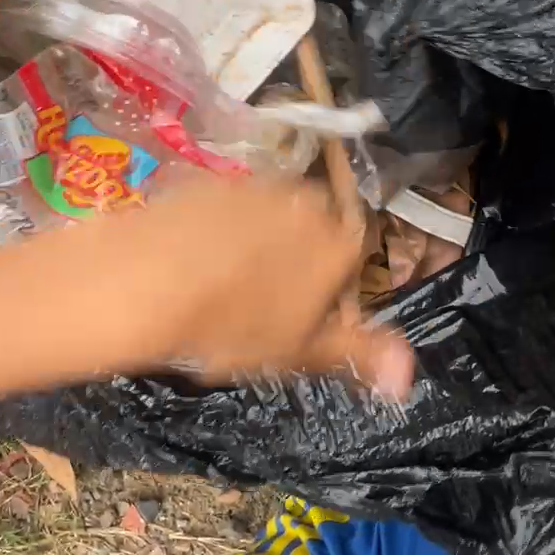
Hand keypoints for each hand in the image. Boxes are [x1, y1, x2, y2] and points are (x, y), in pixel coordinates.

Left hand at [41, 176, 416, 398]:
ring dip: (257, 244)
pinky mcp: (213, 178)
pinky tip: (193, 258)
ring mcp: (258, 183)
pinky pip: (229, 206)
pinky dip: (219, 228)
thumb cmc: (232, 326)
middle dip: (294, 264)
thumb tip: (408, 376)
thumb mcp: (299, 351)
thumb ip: (358, 354)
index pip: (352, 263)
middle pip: (312, 234)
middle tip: (255, 308)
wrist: (147, 280)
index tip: (296, 319)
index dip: (326, 293)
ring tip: (219, 285)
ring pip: (271, 218)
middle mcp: (308, 200)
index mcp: (339, 242)